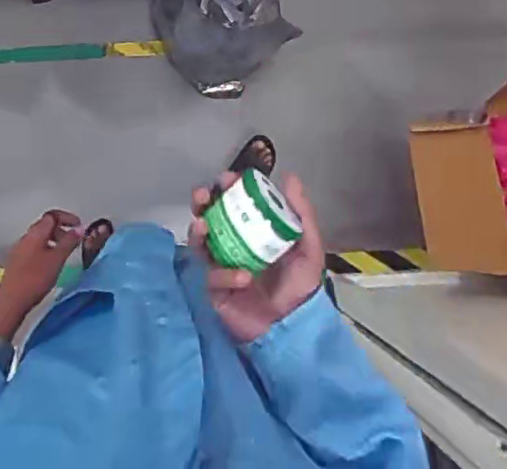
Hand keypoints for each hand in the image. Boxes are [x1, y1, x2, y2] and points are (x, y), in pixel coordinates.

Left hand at [0, 209, 82, 337]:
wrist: (11, 301)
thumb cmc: (35, 278)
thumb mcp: (57, 259)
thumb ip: (69, 242)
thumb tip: (79, 228)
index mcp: (36, 232)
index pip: (52, 215)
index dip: (67, 217)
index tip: (79, 226)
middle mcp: (26, 236)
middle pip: (45, 225)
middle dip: (62, 229)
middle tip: (74, 240)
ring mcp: (20, 248)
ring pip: (40, 237)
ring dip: (54, 240)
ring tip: (64, 254)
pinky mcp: (17, 261)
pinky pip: (34, 248)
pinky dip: (46, 249)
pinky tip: (50, 264)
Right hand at [190, 172, 325, 343]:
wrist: (295, 329)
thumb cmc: (300, 287)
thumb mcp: (308, 249)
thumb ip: (301, 215)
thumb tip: (291, 177)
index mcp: (250, 231)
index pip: (231, 202)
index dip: (226, 188)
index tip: (226, 179)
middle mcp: (230, 244)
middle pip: (206, 215)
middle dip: (200, 202)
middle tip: (203, 196)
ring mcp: (219, 265)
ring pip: (198, 242)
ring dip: (197, 230)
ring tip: (203, 225)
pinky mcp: (214, 290)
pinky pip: (212, 277)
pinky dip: (225, 274)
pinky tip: (243, 277)